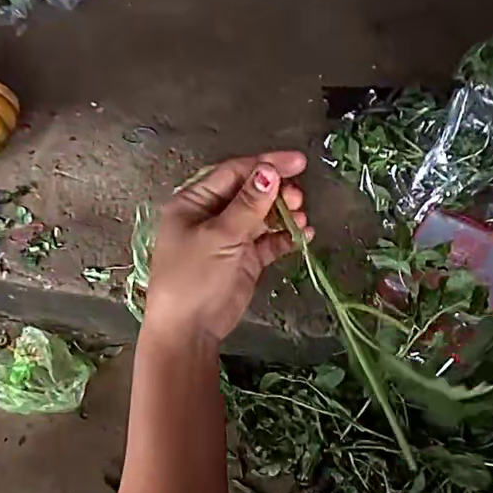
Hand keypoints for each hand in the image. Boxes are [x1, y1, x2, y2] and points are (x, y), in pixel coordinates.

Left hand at [144, 151, 311, 346]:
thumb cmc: (194, 277)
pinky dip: (285, 237)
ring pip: (263, 216)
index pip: (235, 173)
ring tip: (302, 219)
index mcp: (195, 202)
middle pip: (251, 193)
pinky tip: (303, 236)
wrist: (189, 329)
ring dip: (284, 214)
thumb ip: (249, 204)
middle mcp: (212, 215)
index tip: (299, 162)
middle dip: (278, 192)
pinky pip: (269, 241)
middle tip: (299, 199)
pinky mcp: (244, 259)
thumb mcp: (221, 236)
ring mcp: (229, 238)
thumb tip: (270, 171)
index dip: (266, 165)